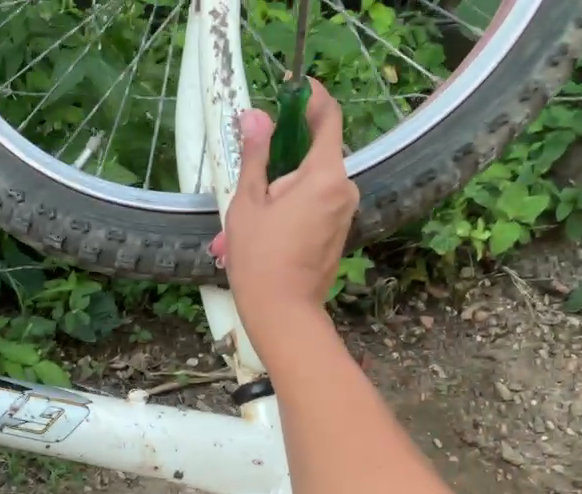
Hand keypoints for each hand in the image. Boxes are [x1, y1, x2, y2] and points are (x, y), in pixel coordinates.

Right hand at [207, 79, 359, 318]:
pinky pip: (310, 213)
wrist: (282, 313)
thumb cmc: (259, 260)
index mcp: (325, 175)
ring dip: (272, 204)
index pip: (327, 118)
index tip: (292, 91)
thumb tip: (256, 116)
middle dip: (273, 174)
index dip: (310, 99)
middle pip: (309, 161)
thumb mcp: (247, 205)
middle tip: (240, 200)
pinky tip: (257, 245)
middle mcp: (344, 188)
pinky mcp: (337, 234)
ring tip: (237, 235)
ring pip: (305, 191)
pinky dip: (284, 220)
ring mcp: (343, 213)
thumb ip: (255, 157)